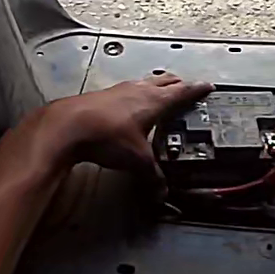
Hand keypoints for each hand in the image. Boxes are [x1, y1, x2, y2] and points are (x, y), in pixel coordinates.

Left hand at [37, 73, 211, 183]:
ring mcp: (119, 90)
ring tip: (159, 92)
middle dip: (177, 84)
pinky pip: (125, 90)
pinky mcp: (101, 96)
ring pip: (144, 83)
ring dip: (155, 86)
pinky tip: (128, 104)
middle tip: (185, 87)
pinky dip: (134, 94)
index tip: (207, 86)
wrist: (67, 127)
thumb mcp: (137, 160)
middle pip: (164, 81)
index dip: (197, 90)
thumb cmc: (106, 134)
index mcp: (155, 100)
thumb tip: (161, 192)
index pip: (183, 92)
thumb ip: (153, 176)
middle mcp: (138, 90)